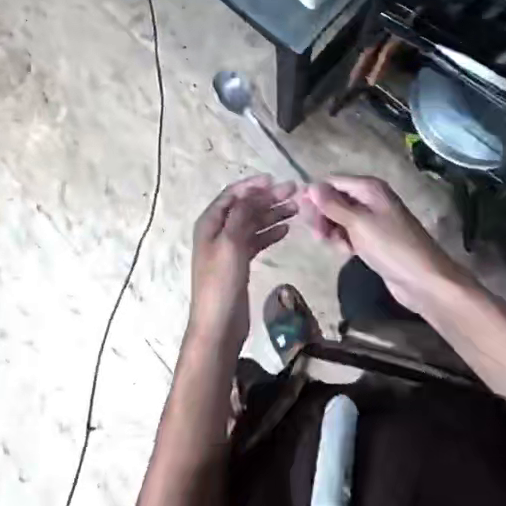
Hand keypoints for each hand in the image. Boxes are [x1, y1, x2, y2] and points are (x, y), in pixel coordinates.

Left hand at [188, 175, 297, 355]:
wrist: (218, 326)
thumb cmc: (221, 282)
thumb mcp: (231, 243)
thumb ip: (242, 215)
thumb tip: (254, 193)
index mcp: (210, 223)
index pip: (233, 195)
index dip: (253, 185)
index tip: (275, 180)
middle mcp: (218, 232)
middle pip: (245, 207)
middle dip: (268, 198)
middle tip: (293, 192)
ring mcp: (229, 248)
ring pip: (253, 223)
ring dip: (272, 214)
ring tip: (295, 209)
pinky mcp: (239, 264)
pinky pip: (256, 240)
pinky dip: (269, 233)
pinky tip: (285, 229)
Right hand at [303, 176, 468, 313]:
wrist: (424, 280)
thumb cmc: (392, 247)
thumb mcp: (359, 224)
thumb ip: (333, 205)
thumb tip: (310, 186)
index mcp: (369, 188)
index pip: (332, 181)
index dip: (315, 195)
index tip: (298, 212)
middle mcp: (371, 198)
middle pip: (335, 199)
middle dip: (322, 214)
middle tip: (316, 235)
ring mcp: (373, 220)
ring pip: (340, 218)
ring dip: (331, 229)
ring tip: (331, 245)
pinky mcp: (374, 239)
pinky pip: (350, 233)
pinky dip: (343, 240)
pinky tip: (344, 252)